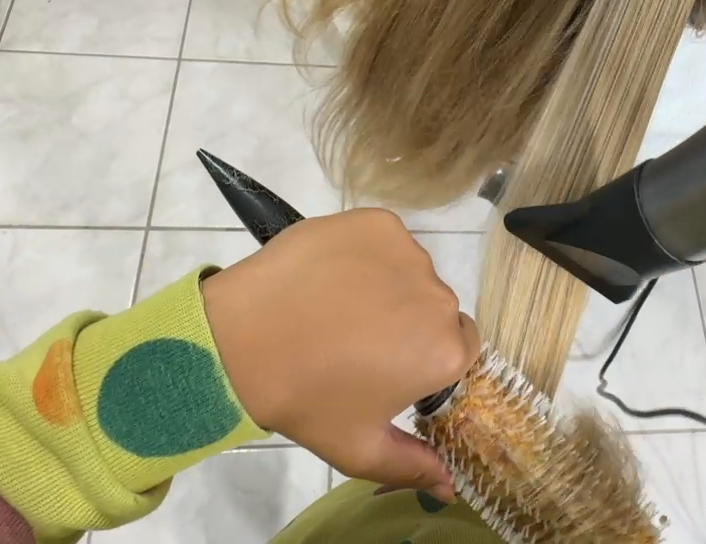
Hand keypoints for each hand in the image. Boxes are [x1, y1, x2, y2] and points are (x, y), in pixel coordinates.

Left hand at [201, 208, 478, 498]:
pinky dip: (367, 253)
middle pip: (436, 307)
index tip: (392, 363)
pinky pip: (386, 240)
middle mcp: (438, 295)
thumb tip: (450, 485)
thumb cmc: (306, 396)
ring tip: (338, 305)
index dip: (428, 356)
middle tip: (359, 338)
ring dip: (389, 285)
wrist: (244, 336)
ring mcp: (409, 251)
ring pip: (410, 271)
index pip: (461, 347)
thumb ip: (412, 466)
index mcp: (443, 351)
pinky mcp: (378, 221)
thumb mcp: (359, 446)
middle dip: (409, 321)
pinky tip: (332, 273)